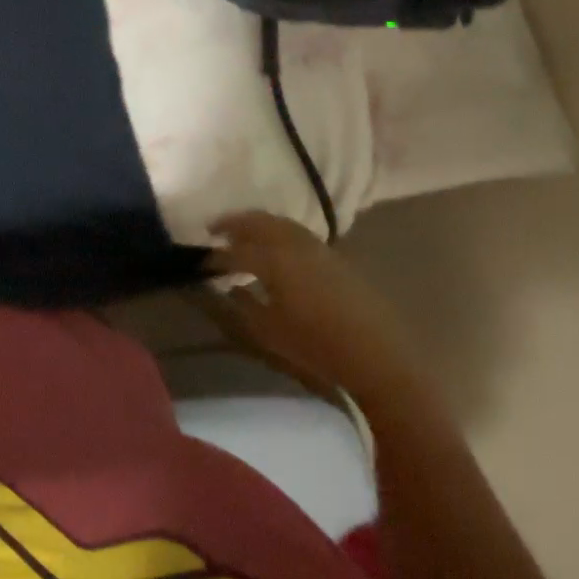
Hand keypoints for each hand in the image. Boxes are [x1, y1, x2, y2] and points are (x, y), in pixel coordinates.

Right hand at [206, 212, 427, 403]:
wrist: (378, 355)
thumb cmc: (316, 345)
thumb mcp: (269, 331)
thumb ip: (244, 305)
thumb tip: (231, 287)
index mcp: (274, 262)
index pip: (235, 252)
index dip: (214, 257)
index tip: (200, 264)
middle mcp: (294, 246)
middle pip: (259, 223)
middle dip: (234, 223)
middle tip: (214, 229)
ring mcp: (318, 249)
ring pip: (281, 224)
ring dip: (257, 224)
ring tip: (242, 232)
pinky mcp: (336, 258)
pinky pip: (298, 233)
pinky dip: (278, 232)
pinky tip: (275, 247)